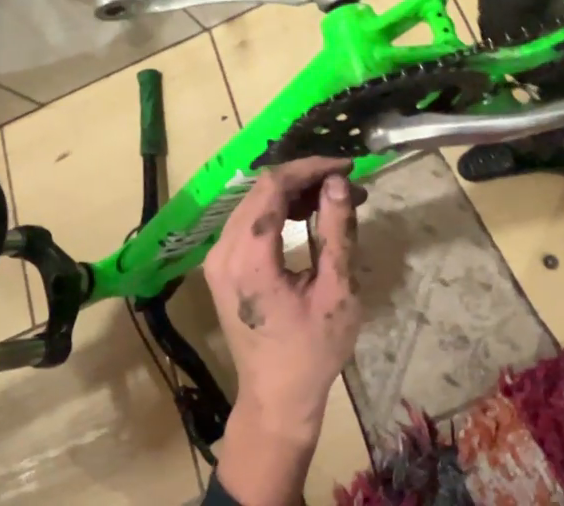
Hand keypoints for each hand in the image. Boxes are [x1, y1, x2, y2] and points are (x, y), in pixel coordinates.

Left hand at [205, 157, 362, 504]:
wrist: (276, 398)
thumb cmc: (312, 350)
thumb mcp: (336, 291)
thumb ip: (336, 231)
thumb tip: (336, 182)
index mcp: (249, 257)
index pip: (273, 186)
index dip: (310, 168)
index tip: (346, 166)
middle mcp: (223, 251)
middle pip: (261, 189)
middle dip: (305, 178)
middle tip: (347, 184)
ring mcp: (216, 259)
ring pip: (253, 201)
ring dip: (293, 193)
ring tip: (334, 198)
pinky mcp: (220, 266)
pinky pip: (247, 220)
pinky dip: (277, 210)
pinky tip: (307, 214)